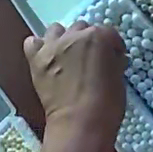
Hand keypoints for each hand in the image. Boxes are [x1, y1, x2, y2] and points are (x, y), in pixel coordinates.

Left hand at [25, 22, 125, 138]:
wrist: (79, 123)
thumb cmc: (107, 104)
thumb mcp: (119, 78)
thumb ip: (113, 61)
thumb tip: (111, 58)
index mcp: (98, 37)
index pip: (109, 33)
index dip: (113, 46)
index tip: (114, 58)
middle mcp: (73, 35)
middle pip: (81, 28)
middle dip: (88, 40)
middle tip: (90, 59)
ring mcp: (52, 46)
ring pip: (57, 30)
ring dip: (64, 38)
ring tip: (67, 55)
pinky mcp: (36, 60)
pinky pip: (33, 43)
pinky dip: (39, 47)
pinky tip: (46, 58)